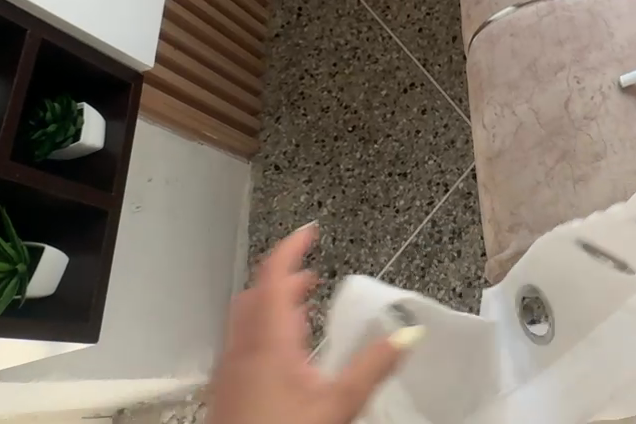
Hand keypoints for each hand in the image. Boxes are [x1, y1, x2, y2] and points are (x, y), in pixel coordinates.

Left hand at [206, 224, 419, 423]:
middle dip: (284, 277)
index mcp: (268, 343)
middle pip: (256, 295)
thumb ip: (374, 366)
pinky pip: (242, 345)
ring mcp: (229, 375)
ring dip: (272, 304)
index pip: (273, 277)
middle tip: (312, 273)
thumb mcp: (339, 405)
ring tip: (302, 306)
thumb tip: (409, 334)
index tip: (311, 230)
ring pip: (245, 320)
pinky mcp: (225, 397)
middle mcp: (242, 352)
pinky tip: (285, 353)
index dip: (291, 248)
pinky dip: (263, 330)